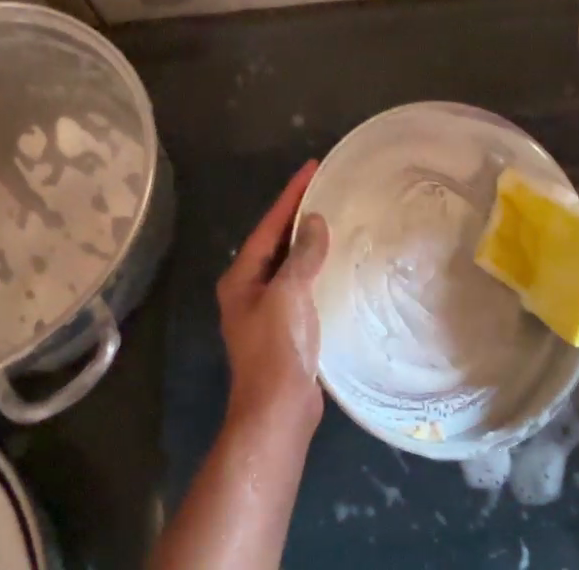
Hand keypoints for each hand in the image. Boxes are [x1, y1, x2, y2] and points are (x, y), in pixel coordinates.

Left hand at [217, 161, 329, 433]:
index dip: (290, 195)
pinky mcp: (288, 328)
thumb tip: (314, 221)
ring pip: (290, 263)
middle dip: (298, 215)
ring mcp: (268, 310)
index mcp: (241, 277)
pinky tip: (337, 262)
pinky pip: (303, 285)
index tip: (312, 168)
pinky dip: (318, 268)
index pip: (268, 225)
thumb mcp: (288, 294)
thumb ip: (301, 255)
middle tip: (326, 187)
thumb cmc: (277, 348)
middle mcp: (250, 289)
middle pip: (276, 242)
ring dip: (309, 241)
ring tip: (335, 216)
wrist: (278, 409)